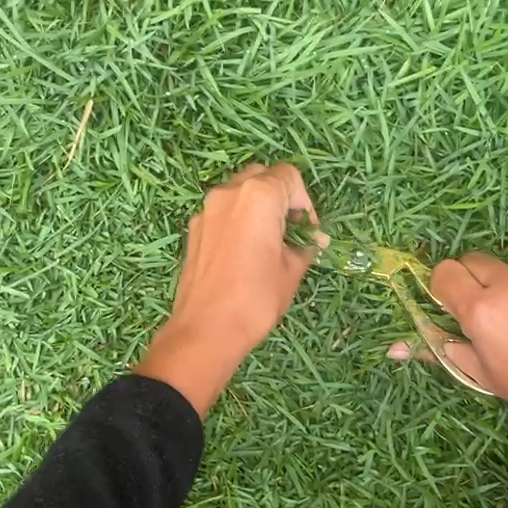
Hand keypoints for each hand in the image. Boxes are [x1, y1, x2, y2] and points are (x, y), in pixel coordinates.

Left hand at [136, 163, 323, 417]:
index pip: (289, 177)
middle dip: (281, 199)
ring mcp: (206, 211)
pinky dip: (238, 222)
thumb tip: (313, 241)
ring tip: (268, 244)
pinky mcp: (194, 231)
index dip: (305, 202)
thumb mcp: (291, 271)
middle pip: (262, 178)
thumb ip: (304, 246)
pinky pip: (222, 214)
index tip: (308, 231)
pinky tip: (244, 253)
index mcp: (258, 196)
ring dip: (258, 209)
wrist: (206, 330)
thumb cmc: (256, 299)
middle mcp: (228, 193)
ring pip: (239, 194)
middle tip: (290, 232)